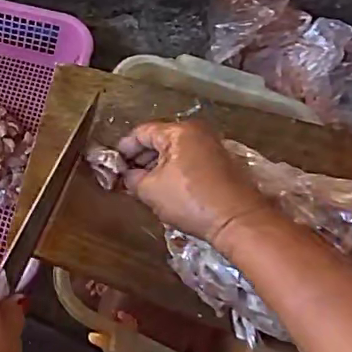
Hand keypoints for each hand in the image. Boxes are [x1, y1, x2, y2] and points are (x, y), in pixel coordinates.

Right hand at [117, 120, 271, 248]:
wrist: (238, 220)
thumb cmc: (191, 200)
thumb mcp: (151, 190)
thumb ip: (133, 178)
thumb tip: (128, 175)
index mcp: (179, 131)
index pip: (142, 132)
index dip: (124, 148)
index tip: (113, 164)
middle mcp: (197, 132)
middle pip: (159, 139)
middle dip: (140, 158)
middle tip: (125, 176)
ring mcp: (211, 146)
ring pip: (175, 151)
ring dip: (157, 166)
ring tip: (142, 185)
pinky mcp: (221, 163)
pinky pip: (189, 160)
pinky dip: (174, 171)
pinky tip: (165, 188)